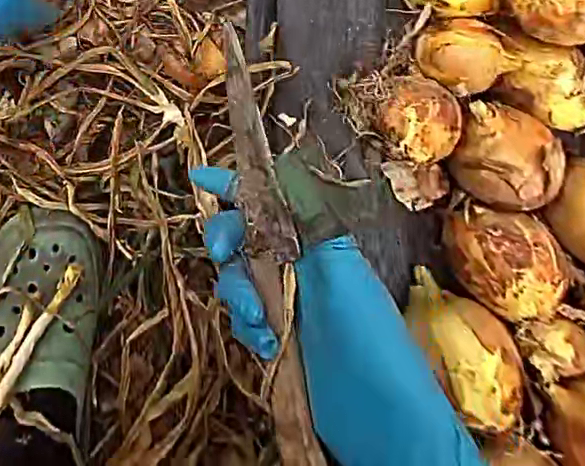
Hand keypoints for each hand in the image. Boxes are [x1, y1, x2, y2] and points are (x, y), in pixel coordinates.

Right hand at [191, 164, 480, 465]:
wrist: (383, 420)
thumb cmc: (367, 333)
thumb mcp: (338, 266)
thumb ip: (306, 216)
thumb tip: (283, 163)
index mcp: (313, 238)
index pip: (267, 198)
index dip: (233, 184)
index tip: (200, 177)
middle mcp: (296, 262)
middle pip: (241, 234)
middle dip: (225, 239)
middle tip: (223, 252)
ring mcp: (285, 300)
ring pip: (237, 277)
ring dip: (238, 292)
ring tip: (260, 320)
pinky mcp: (277, 335)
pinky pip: (243, 318)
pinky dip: (246, 326)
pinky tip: (266, 344)